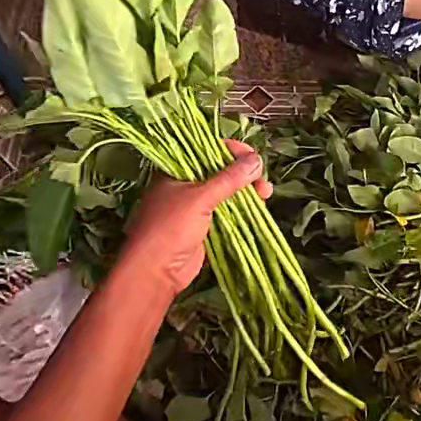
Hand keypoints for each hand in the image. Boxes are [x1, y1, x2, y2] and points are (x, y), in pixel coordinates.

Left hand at [118, 139, 271, 294]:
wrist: (155, 271)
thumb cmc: (170, 228)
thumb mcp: (200, 198)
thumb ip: (229, 179)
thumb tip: (256, 160)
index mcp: (176, 170)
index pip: (207, 149)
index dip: (231, 150)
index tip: (251, 155)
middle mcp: (186, 184)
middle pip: (221, 170)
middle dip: (244, 173)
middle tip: (262, 179)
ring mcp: (196, 205)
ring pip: (227, 191)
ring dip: (247, 191)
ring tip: (265, 193)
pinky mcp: (205, 224)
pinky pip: (228, 210)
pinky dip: (243, 208)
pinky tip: (259, 207)